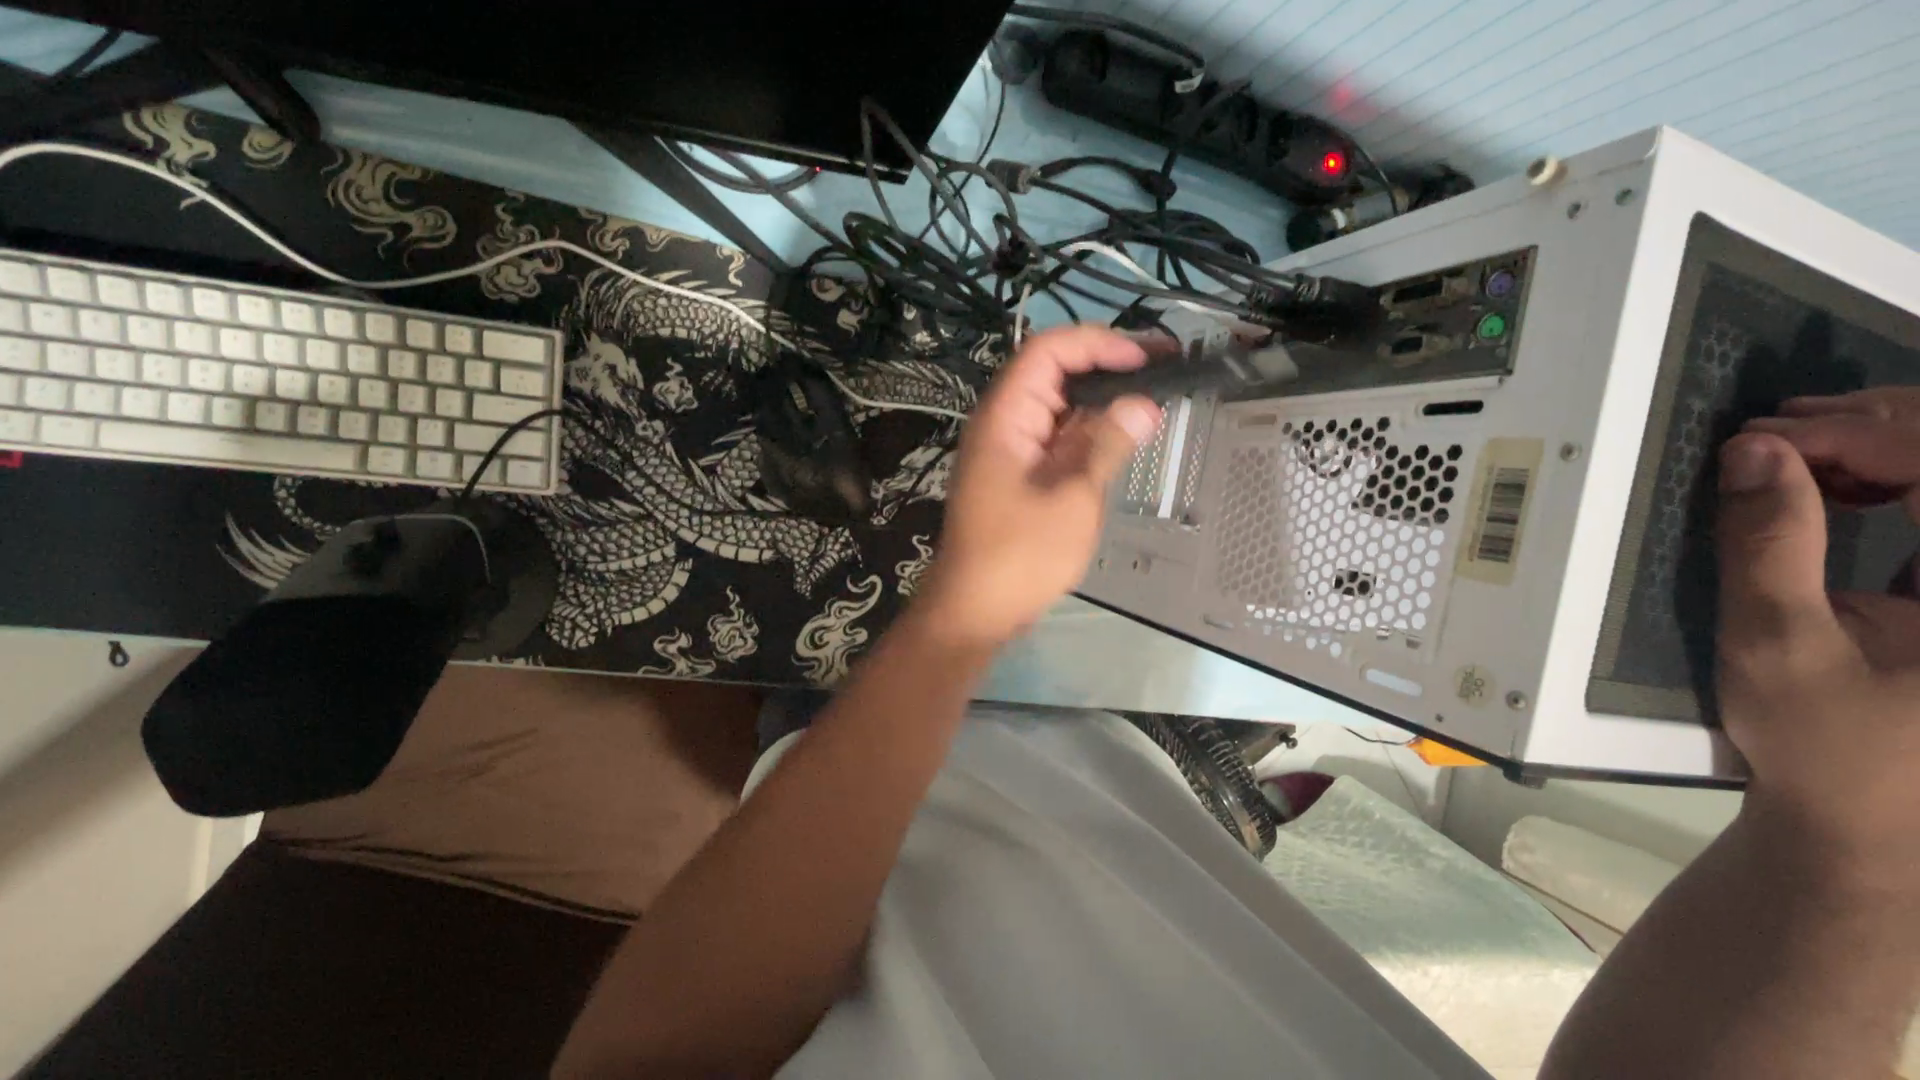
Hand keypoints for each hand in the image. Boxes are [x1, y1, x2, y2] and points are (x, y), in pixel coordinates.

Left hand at [916, 326, 1161, 646]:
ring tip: (1156, 395)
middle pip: (1053, 373)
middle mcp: (1004, 424)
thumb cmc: (1019, 556)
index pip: (1048, 351)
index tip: (1145, 357)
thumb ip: (1107, 446)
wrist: (975, 611)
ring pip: (1059, 407)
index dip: (1098, 344)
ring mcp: (1011, 451)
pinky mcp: (1021, 476)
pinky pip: (1058, 439)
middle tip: (1164, 367)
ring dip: (1103, 399)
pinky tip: (1127, 435)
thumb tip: (1143, 404)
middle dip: (1107, 364)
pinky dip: (1091, 432)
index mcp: (1004, 417)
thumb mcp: (1072, 499)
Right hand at [1716, 388, 1919, 885]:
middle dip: (1878, 426)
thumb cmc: (1827, 748)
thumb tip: (1752, 449)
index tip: (1762, 440)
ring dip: (1888, 444)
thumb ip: (1768, 546)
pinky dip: (1899, 476)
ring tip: (1797, 448)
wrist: (1868, 824)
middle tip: (1775, 431)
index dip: (1865, 435)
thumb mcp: (1779, 649)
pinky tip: (1839, 483)